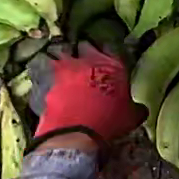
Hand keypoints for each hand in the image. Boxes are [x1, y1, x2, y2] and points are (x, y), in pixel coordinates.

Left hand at [26, 42, 145, 150]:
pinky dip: (40, 76)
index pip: (111, 45)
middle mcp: (85, 59)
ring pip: (56, 51)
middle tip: (82, 63)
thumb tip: (141, 110)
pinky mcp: (41, 79)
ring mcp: (61, 67)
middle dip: (81, 51)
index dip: (107, 51)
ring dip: (57, 58)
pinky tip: (42, 84)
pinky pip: (37, 69)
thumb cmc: (108, 123)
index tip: (106, 59)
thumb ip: (135, 107)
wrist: (75, 134)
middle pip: (82, 44)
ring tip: (58, 67)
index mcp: (111, 64)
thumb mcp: (131, 116)